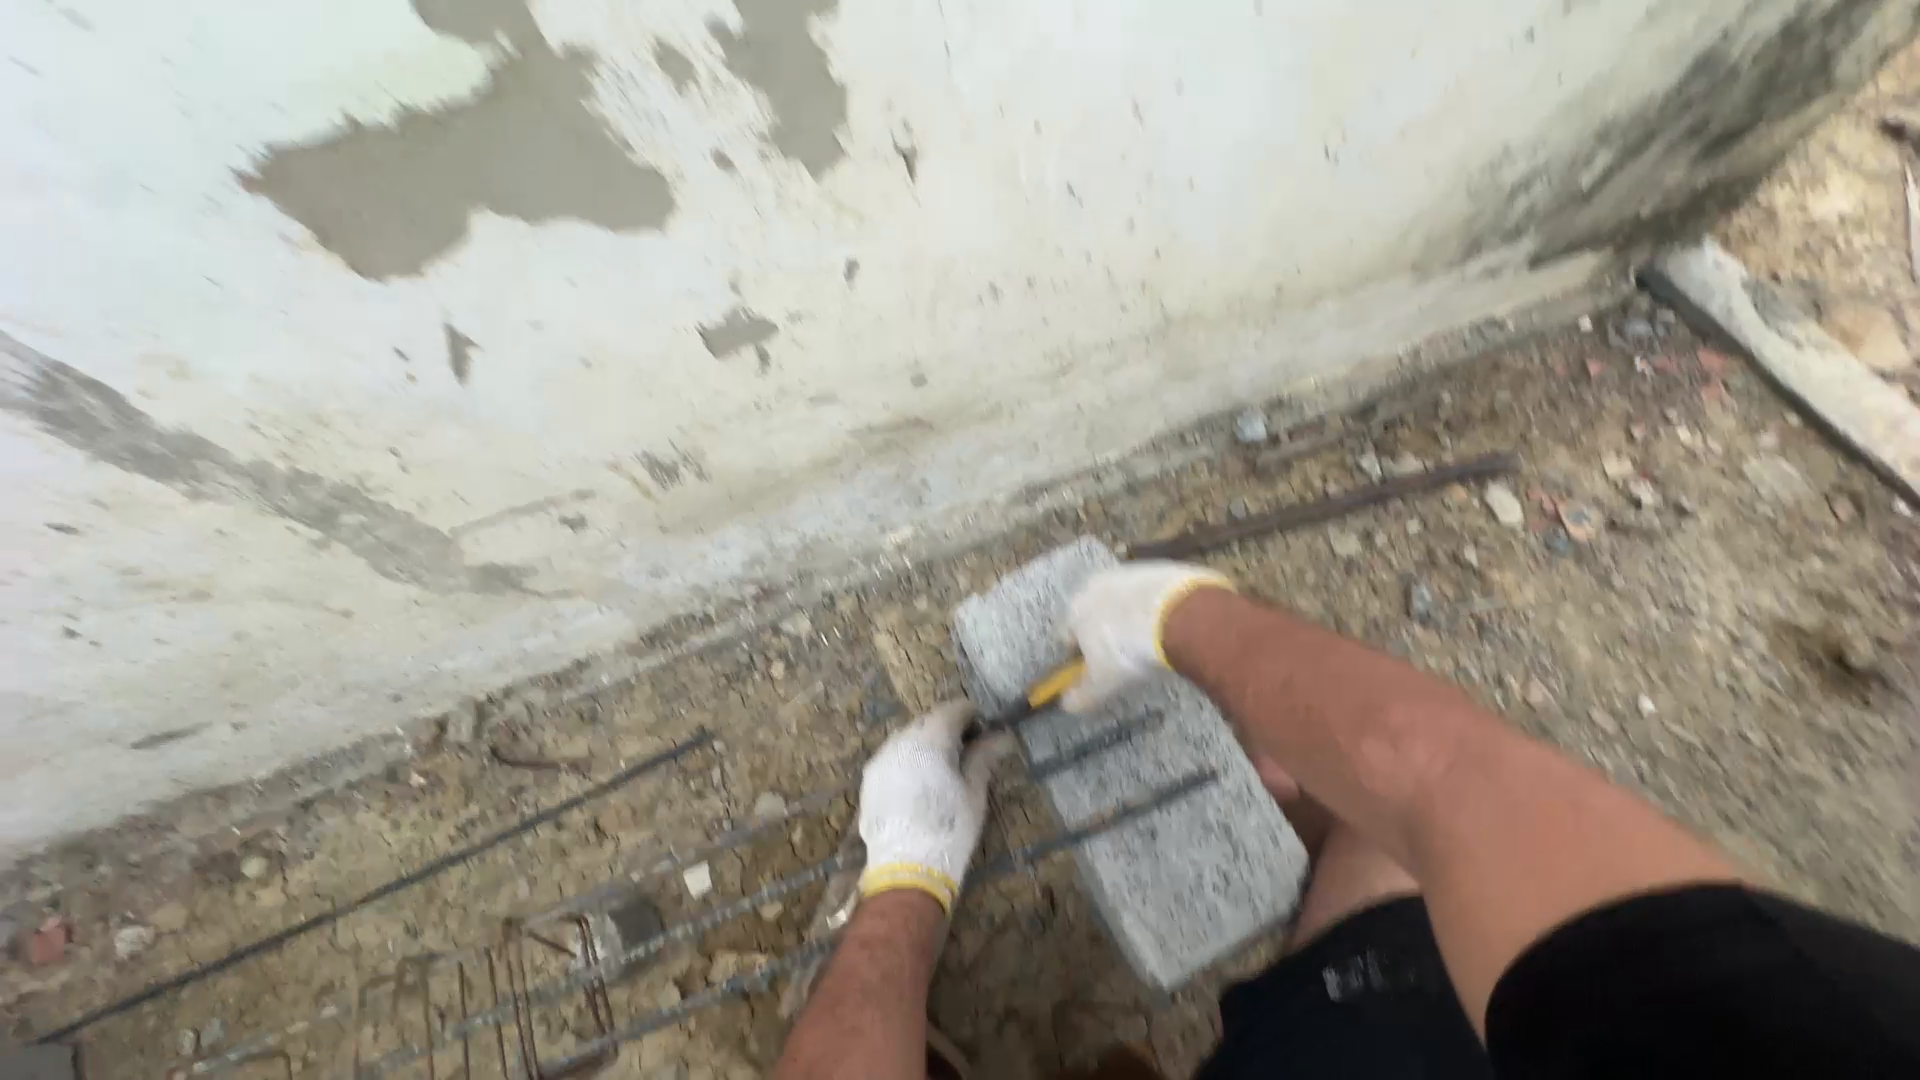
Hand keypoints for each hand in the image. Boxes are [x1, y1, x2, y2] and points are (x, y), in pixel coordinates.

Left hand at [857, 701, 1014, 913]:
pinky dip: (908, 761)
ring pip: (908, 737)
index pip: (954, 708)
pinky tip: (918, 787)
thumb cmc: (950, 827)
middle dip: (949, 730)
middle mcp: (901, 739)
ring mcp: (881, 758)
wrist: (906, 868)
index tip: (985, 736)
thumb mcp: (974, 791)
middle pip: (929, 720)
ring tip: (942, 772)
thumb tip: (1002, 735)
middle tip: (967, 754)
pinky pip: (893, 757)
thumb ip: (984, 756)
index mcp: (931, 737)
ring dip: (927, 744)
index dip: (973, 718)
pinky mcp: (869, 779)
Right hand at [1058, 561, 1233, 712]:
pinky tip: (1171, 622)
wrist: (1181, 615)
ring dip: (1129, 614)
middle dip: (1104, 630)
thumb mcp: (1104, 683)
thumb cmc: (1131, 651)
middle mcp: (1095, 585)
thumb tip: (1065, 704)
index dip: (1079, 654)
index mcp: (1076, 611)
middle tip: (1125, 653)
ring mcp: (1127, 573)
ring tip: (1151, 638)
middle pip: (1094, 611)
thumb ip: (1081, 696)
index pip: (1067, 634)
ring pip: (1122, 598)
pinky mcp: (1158, 567)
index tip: (1095, 668)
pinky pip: (1150, 590)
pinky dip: (1155, 603)